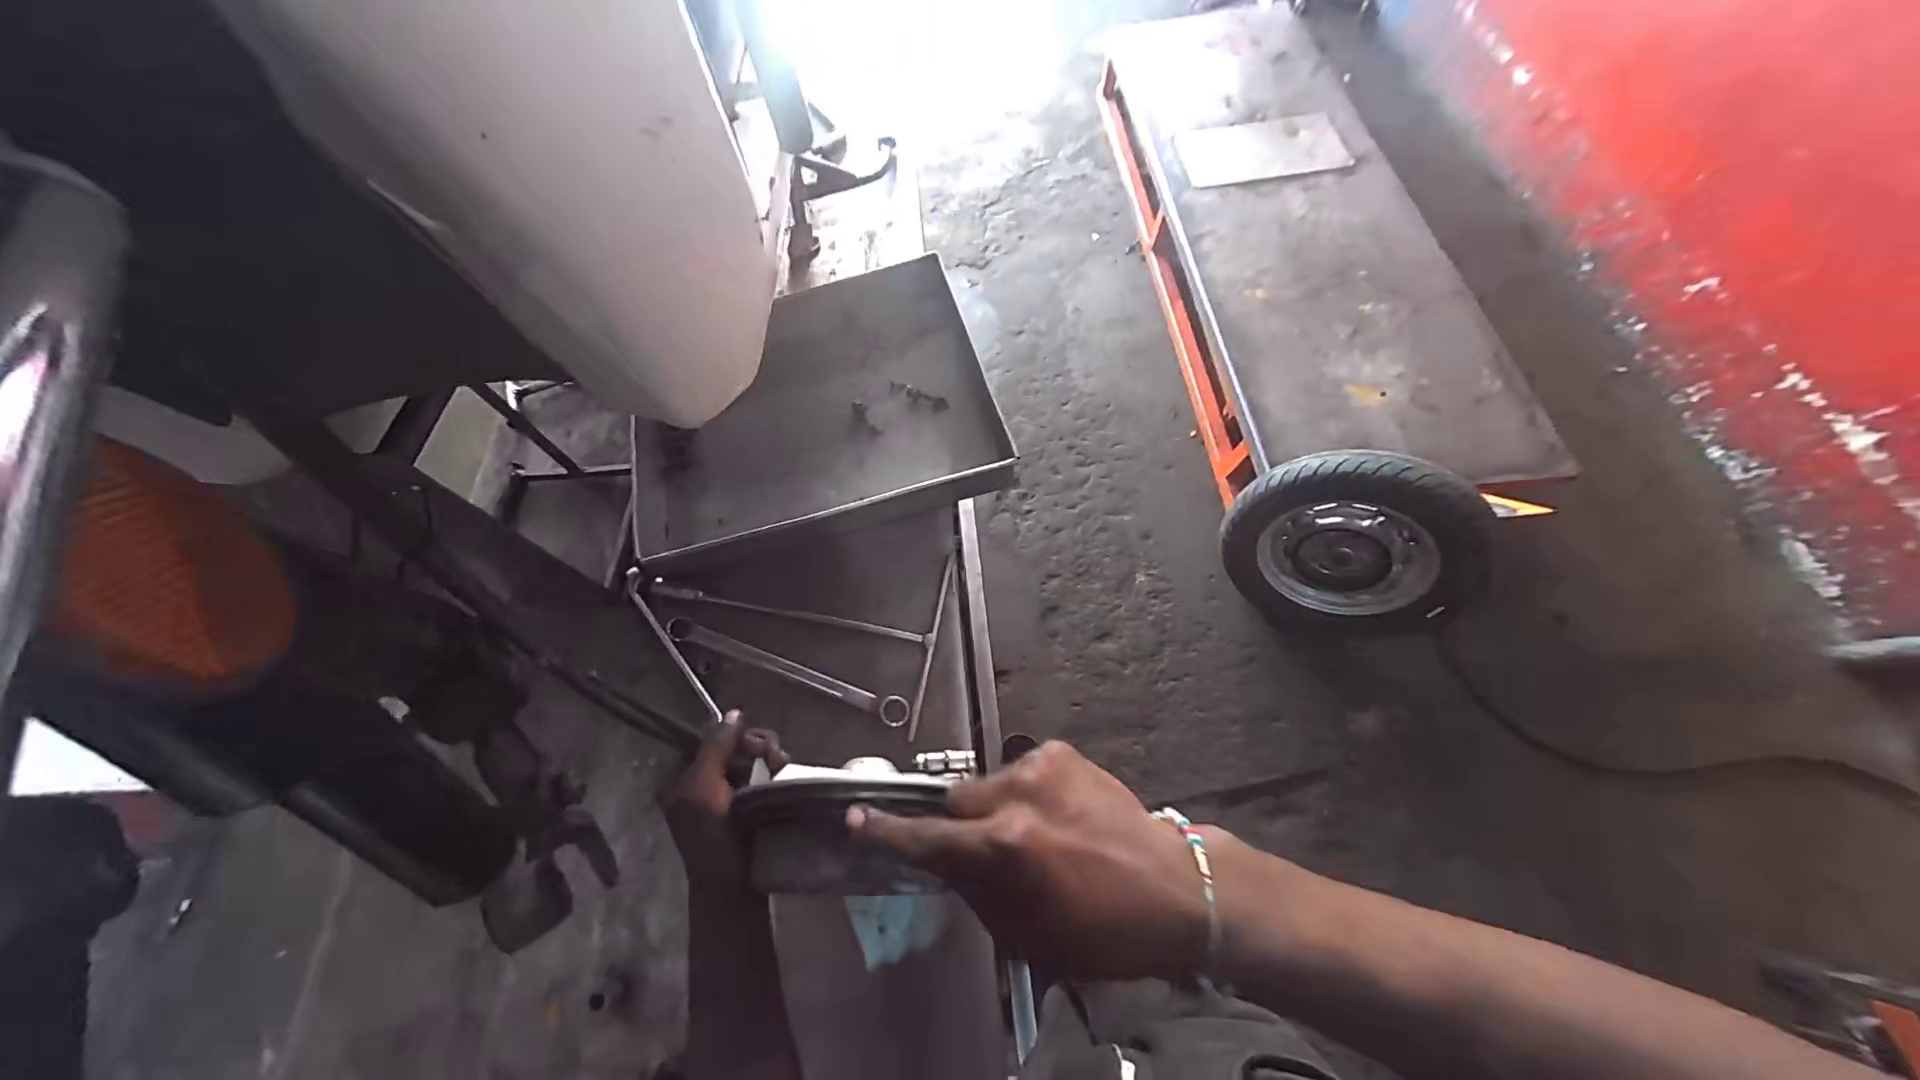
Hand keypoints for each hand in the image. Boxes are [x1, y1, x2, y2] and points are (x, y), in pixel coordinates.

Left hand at [665, 711, 788, 893]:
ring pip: (758, 759)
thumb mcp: (702, 790)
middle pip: (741, 746)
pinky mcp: (756, 807)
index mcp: (688, 778)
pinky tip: (786, 778)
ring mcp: (734, 796)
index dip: (740, 737)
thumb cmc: (714, 840)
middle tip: (777, 760)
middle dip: (761, 747)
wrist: (735, 888)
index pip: (718, 738)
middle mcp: (709, 783)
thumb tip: (735, 713)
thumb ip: (715, 748)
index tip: (760, 748)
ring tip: (784, 769)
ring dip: (773, 760)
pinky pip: (768, 776)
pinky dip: (778, 774)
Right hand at [846, 740, 1213, 980]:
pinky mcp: (1061, 752)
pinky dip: (1025, 794)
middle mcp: (1018, 795)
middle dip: (960, 824)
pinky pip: (1020, 772)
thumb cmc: (1102, 929)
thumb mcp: (1027, 933)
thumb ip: (974, 890)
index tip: (856, 818)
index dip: (887, 832)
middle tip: (985, 849)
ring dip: (995, 808)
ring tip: (1034, 834)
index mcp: (1007, 848)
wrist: (1176, 888)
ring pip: (986, 784)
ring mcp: (1041, 766)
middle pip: (956, 799)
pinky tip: (1056, 816)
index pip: (928, 838)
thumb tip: (945, 860)